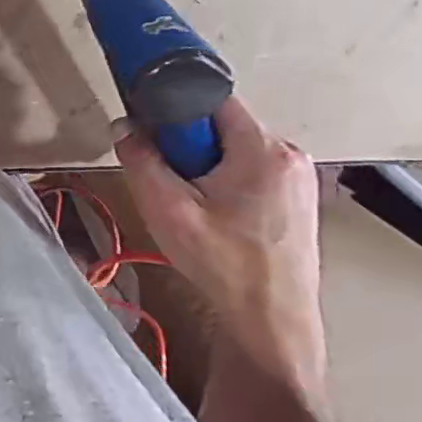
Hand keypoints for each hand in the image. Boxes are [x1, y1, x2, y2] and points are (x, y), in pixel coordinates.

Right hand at [114, 98, 327, 388]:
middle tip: (174, 179)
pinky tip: (215, 213)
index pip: (213, 96)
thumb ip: (141, 161)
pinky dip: (225, 179)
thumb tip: (124, 127)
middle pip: (222, 122)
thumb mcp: (168, 211)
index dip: (176, 107)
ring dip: (205, 163)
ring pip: (234, 146)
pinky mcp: (296, 196)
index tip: (154, 130)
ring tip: (195, 202)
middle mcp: (289, 155)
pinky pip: (250, 167)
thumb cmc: (227, 269)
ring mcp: (297, 176)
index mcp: (265, 149)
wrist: (272, 324)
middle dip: (188, 143)